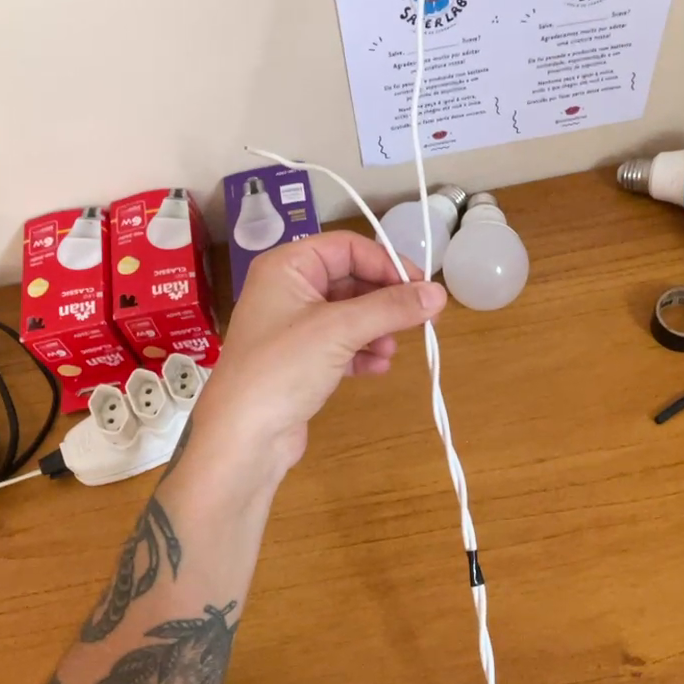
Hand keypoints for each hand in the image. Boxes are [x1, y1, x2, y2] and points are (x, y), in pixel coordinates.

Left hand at [190, 231, 446, 473]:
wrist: (244, 436)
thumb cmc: (283, 368)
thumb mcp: (340, 330)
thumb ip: (391, 308)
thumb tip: (438, 293)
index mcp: (287, 267)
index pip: (347, 247)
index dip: (386, 263)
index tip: (420, 288)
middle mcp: (287, 291)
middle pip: (350, 280)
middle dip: (384, 301)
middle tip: (420, 320)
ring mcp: (292, 328)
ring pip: (348, 316)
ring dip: (376, 329)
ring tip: (392, 351)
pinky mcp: (300, 362)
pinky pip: (340, 346)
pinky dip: (362, 353)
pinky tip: (378, 367)